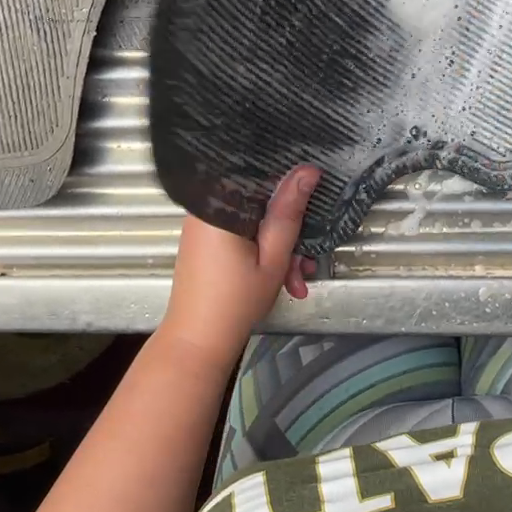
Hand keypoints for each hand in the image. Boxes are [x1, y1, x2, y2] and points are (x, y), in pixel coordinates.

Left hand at [159, 166, 321, 367]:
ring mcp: (203, 226)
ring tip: (296, 280)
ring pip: (254, 223)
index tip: (313, 208)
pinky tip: (282, 278)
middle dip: (289, 232)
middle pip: (259, 205)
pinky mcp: (205, 241)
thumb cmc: (236, 301)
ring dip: (279, 248)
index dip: (292, 189)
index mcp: (220, 206)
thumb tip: (307, 171)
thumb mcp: (273, 257)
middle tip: (305, 265)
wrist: (197, 340)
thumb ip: (288, 213)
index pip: (262, 176)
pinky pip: (240, 235)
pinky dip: (260, 251)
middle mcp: (206, 209)